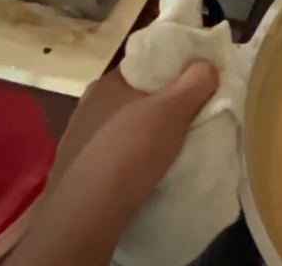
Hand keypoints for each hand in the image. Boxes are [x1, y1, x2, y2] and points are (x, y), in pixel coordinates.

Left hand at [7, 61, 219, 265]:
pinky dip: (127, 159)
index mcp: (107, 83)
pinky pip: (110, 155)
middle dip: (159, 104)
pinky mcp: (75, 172)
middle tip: (186, 116)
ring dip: (141, 133)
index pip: (146, 64)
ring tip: (166, 147)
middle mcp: (87, 105)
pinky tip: (140, 172)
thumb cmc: (130, 151)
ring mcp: (77, 139)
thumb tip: (207, 65)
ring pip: (121, 126)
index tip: (194, 82)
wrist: (84, 216)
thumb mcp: (174, 110)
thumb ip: (196, 81)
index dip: (172, 69)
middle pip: (135, 95)